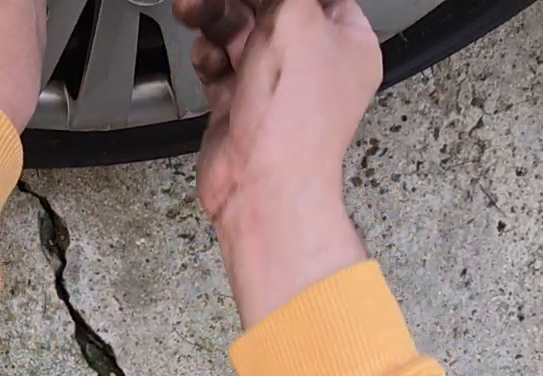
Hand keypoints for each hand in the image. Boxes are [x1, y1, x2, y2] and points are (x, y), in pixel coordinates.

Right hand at [175, 0, 381, 323]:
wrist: (262, 189)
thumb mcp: (297, 16)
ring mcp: (274, 90)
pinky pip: (220, 65)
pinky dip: (208, 56)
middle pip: (270, 7)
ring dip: (214, 17)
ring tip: (195, 12)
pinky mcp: (239, 108)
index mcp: (347, 42)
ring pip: (238, 31)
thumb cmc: (294, 122)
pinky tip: (208, 58)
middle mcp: (313, 66)